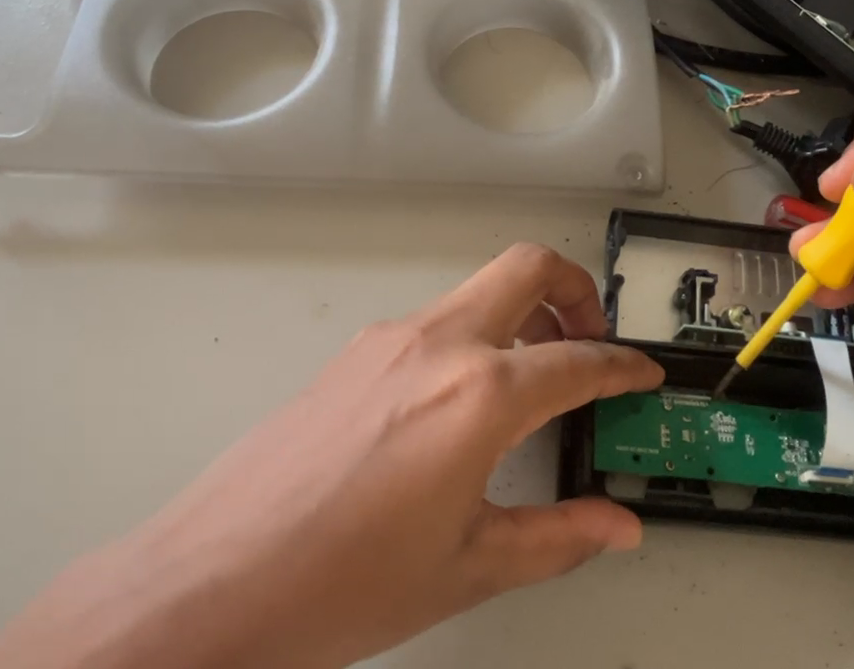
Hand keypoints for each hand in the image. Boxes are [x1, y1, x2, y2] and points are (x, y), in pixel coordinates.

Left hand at [0, 245, 661, 668]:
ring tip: (539, 373)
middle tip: (593, 340)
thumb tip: (618, 527)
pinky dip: (476, 334)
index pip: (578, 358)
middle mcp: (436, 345)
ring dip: (523, 310)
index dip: (623, 365)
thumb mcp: (469, 567)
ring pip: (478, 288)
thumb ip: (558, 537)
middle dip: (577, 289)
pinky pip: (436, 320)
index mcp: (479, 394)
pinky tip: (468, 399)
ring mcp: (387, 339)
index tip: (643, 374)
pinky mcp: (353, 353)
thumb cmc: (342, 585)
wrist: (210, 582)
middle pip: (526, 267)